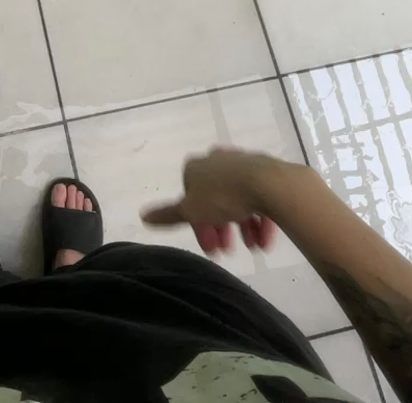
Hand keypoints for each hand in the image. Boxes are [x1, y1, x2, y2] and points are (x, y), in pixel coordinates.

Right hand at [140, 147, 298, 254]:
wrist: (268, 184)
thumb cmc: (223, 196)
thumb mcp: (191, 211)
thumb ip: (168, 215)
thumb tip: (143, 216)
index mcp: (195, 167)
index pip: (190, 199)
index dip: (198, 225)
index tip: (211, 248)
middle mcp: (215, 161)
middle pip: (214, 200)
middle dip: (221, 228)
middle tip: (230, 250)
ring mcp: (240, 163)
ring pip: (238, 200)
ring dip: (242, 228)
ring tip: (253, 247)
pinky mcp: (263, 171)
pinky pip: (257, 197)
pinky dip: (259, 219)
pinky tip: (265, 239)